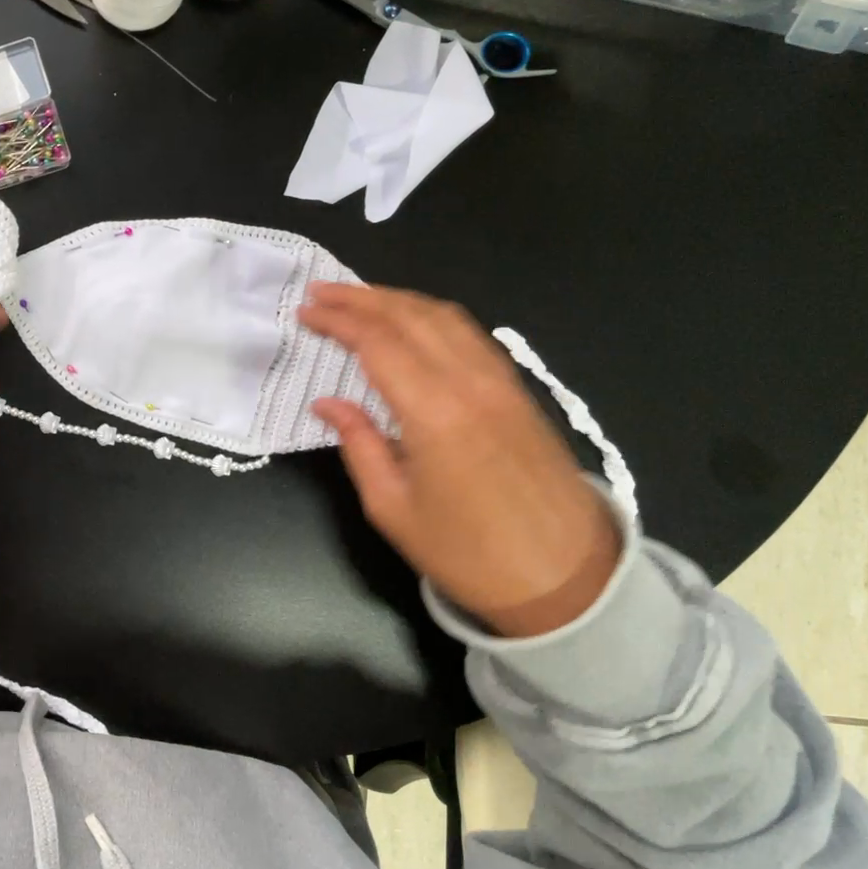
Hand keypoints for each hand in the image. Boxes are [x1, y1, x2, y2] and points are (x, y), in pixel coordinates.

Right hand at [299, 283, 620, 637]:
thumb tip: (327, 403)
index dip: (337, 321)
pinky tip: (410, 323)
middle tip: (320, 291)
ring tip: (358, 298)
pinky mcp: (518, 392)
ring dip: (397, 300)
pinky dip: (432, 316)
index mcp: (434, 412)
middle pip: (412, 316)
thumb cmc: (465, 551)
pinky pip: (470, 335)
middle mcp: (471, 383)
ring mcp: (502, 383)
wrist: (564, 578)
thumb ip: (357, 444)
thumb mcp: (391, 506)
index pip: (378, 343)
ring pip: (446, 318)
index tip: (304, 312)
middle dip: (361, 297)